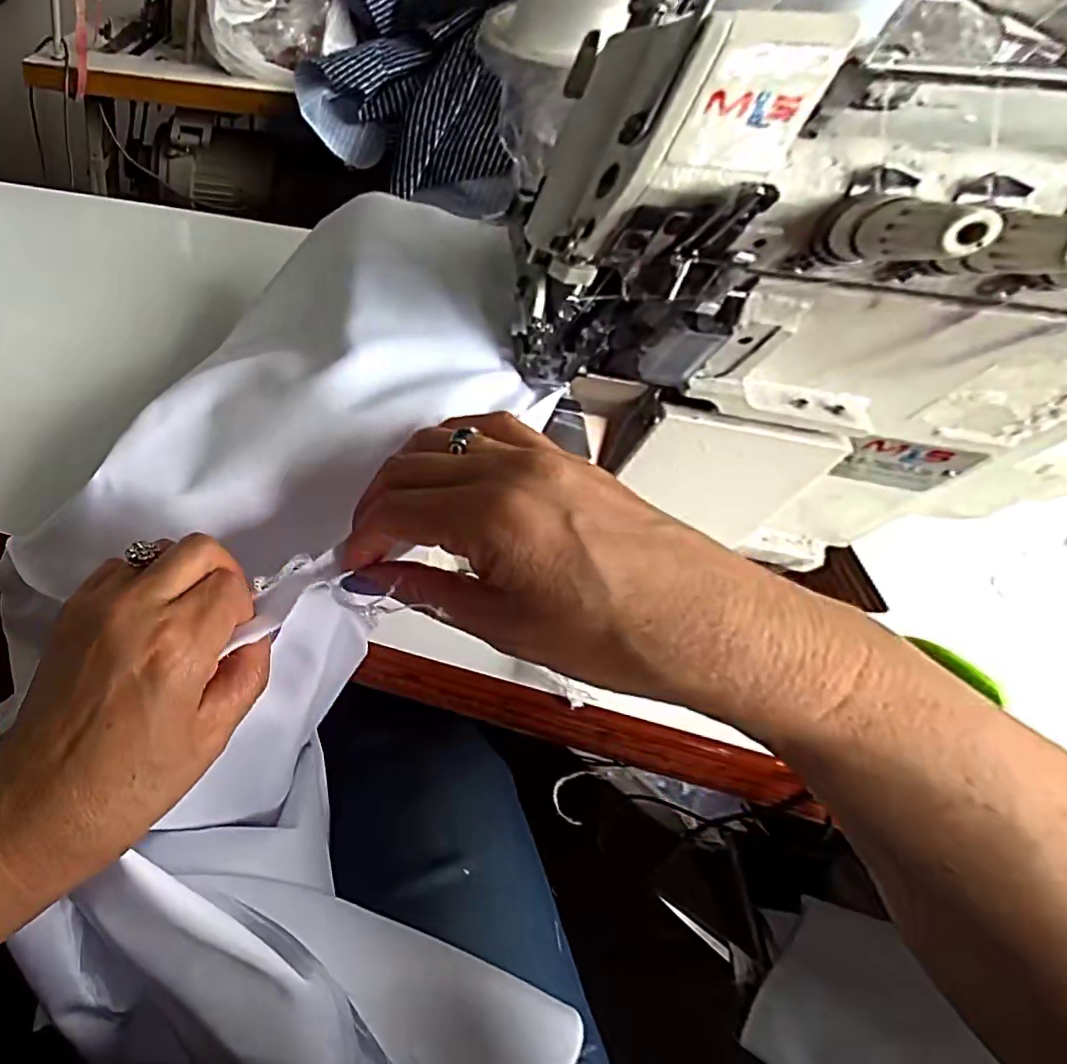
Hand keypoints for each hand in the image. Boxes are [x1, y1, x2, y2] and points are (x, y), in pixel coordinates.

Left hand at [0, 535, 270, 958]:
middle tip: (218, 615)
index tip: (234, 635)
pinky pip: (120, 568)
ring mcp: (99, 604)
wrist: (43, 797)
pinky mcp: (73, 608)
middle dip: (222, 574)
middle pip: (200, 548)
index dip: (242, 608)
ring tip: (175, 623)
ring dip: (179, 576)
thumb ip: (245, 674)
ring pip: (159, 551)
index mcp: (178, 646)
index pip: (230, 584)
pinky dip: (141, 583)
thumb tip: (254, 636)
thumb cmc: (129, 782)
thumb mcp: (210, 737)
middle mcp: (137, 610)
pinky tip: (140, 626)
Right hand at [341, 413, 881, 729]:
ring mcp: (544, 457)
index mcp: (494, 516)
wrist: (713, 627)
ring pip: (446, 437)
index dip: (363, 537)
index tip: (353, 560)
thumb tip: (380, 576)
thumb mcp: (505, 625)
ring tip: (401, 508)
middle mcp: (515, 471)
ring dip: (410, 469)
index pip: (398, 510)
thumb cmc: (622, 637)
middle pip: (411, 467)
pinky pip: (494, 428)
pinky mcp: (567, 458)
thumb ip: (429, 590)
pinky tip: (453, 472)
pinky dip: (456, 444)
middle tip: (369, 542)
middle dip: (376, 504)